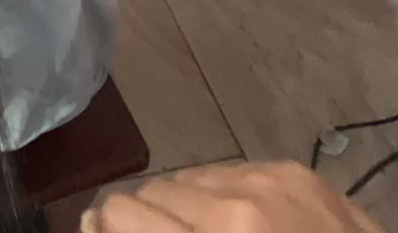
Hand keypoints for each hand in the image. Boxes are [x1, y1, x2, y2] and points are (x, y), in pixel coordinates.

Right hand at [81, 163, 381, 232]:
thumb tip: (104, 222)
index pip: (120, 212)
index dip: (104, 228)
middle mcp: (239, 204)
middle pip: (147, 191)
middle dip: (144, 221)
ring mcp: (269, 179)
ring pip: (183, 177)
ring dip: (182, 208)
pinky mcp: (293, 170)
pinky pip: (223, 170)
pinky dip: (219, 197)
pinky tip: (238, 226)